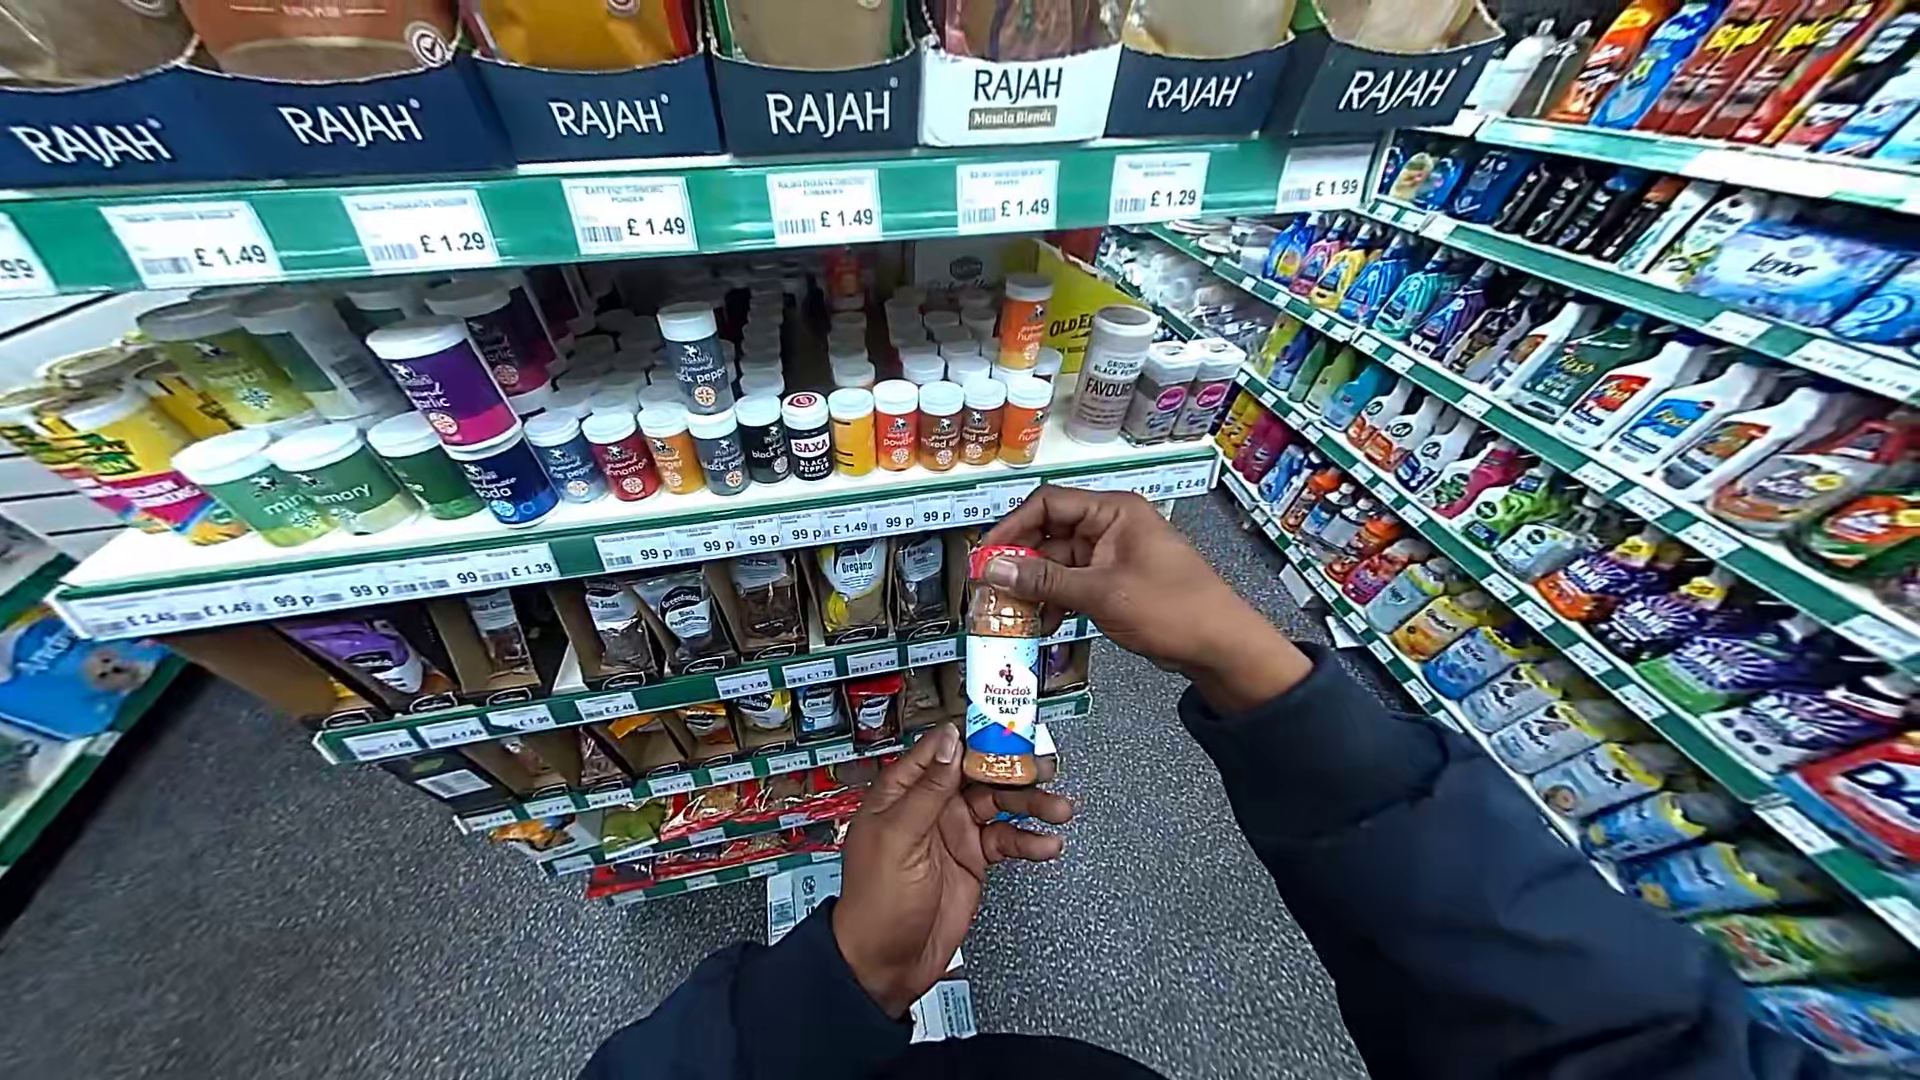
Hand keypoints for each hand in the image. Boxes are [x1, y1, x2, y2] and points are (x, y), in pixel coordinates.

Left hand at [832, 724, 1071, 1017]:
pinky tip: (1047, 844)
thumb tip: (948, 741)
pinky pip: (1006, 839)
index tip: (1005, 727)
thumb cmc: (876, 900)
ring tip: (1059, 809)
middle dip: (1013, 769)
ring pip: (1000, 803)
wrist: (886, 965)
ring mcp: (956, 828)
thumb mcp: (899, 838)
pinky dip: (1029, 841)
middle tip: (1044, 767)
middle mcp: (933, 803)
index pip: (943, 749)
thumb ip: (928, 789)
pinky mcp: (974, 856)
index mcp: (906, 789)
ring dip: (1031, 805)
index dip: (974, 736)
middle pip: (980, 773)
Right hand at [981, 485, 1312, 711]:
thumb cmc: (1169, 608)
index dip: (1012, 527)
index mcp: (1111, 511)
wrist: (1221, 647)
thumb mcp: (1101, 593)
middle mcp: (1108, 526)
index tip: (986, 555)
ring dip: (1035, 587)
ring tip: (1011, 613)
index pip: (1049, 503)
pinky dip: (1055, 601)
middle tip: (991, 589)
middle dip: (1020, 562)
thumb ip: (1044, 581)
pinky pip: (1072, 583)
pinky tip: (1041, 623)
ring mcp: (1110, 555)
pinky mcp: (1112, 581)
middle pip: (1049, 534)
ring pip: (1057, 563)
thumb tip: (991, 569)